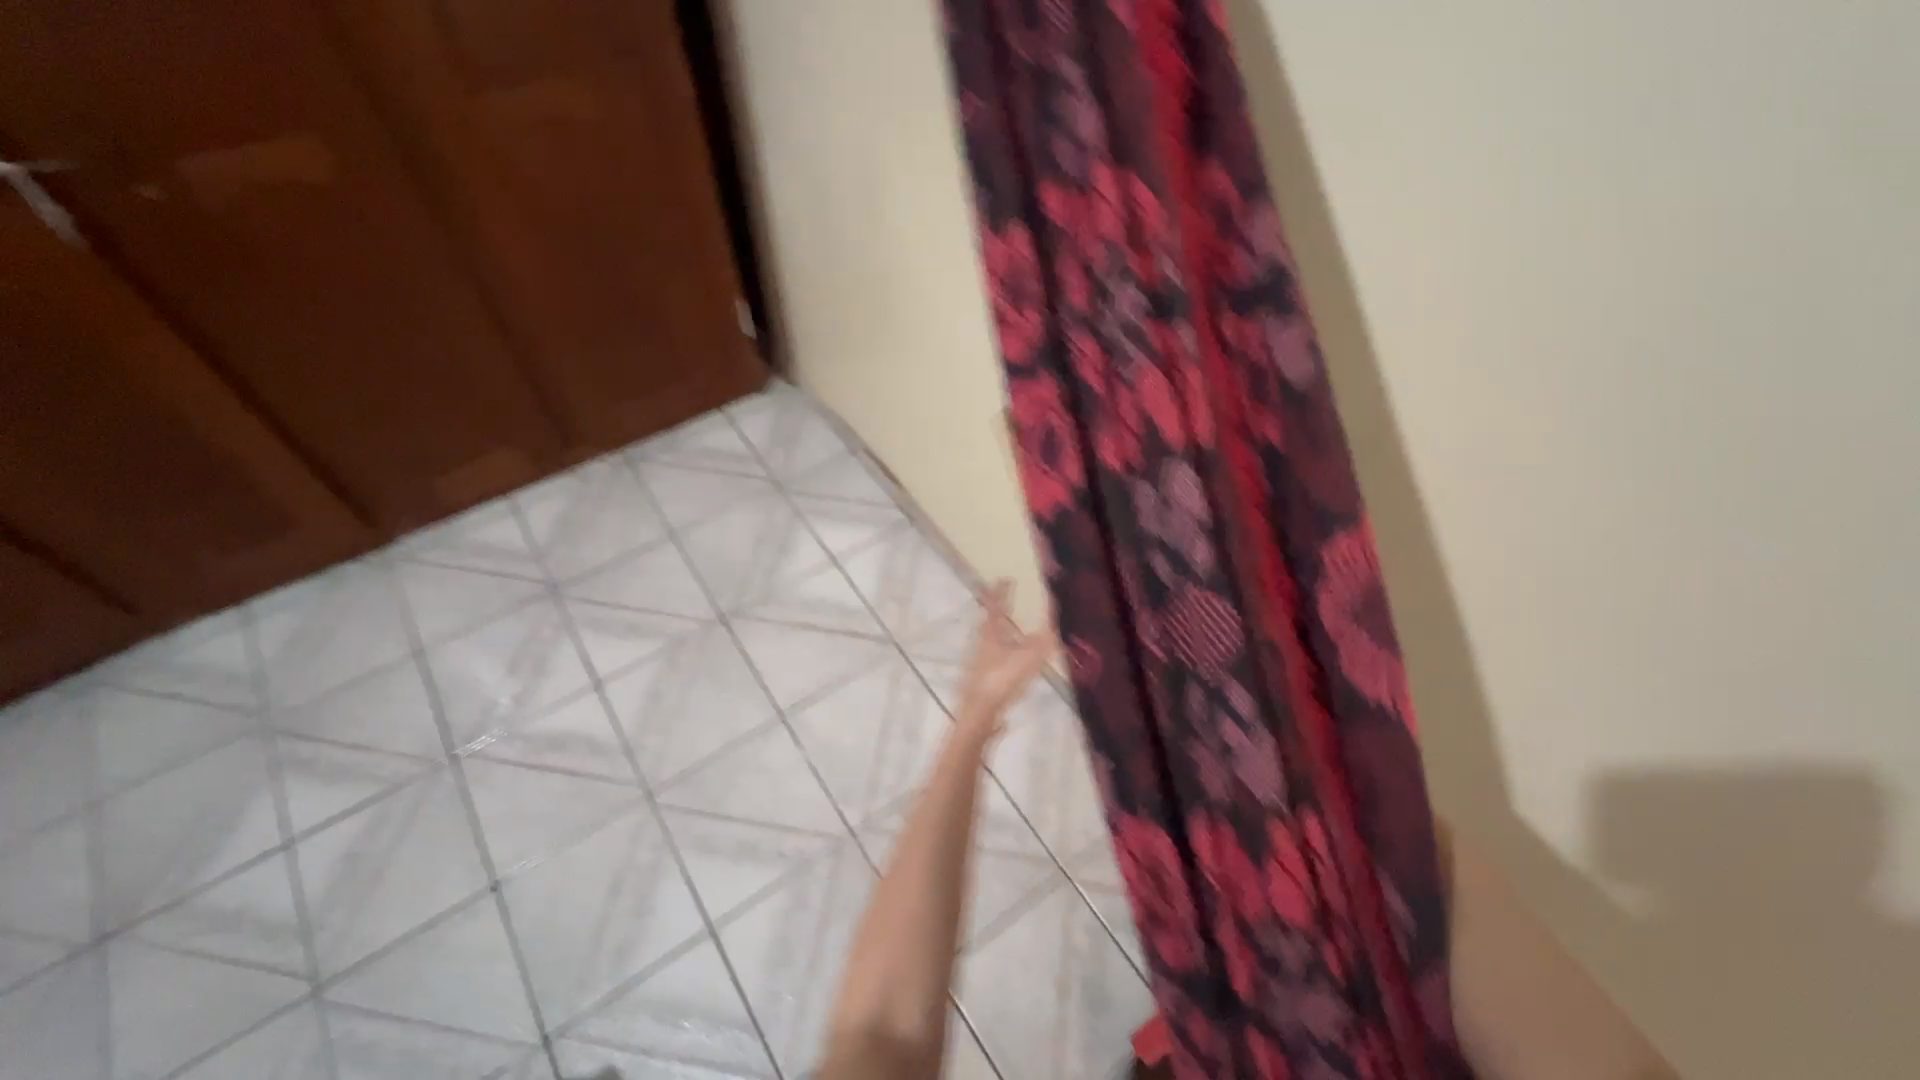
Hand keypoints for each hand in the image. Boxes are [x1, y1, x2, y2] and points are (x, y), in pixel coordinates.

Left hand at [955, 581, 1055, 740]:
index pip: (996, 606)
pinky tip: (1010, 662)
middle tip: (1006, 600)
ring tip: (1011, 629)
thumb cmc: (1001, 679)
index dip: (1001, 592)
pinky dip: (1002, 653)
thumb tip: (1061, 619)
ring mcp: (978, 662)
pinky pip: (993, 659)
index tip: (1005, 578)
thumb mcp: (1029, 657)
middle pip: (989, 622)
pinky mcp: (981, 680)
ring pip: (990, 641)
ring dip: (1000, 632)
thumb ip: (1047, 639)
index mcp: (990, 633)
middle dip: (998, 610)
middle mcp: (981, 644)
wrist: (978, 713)